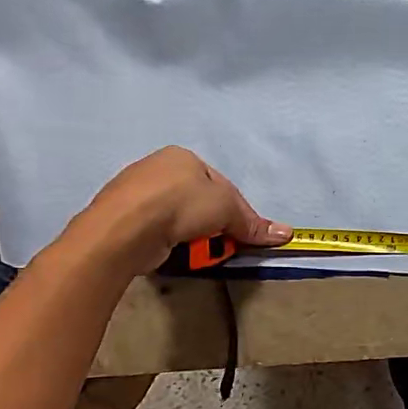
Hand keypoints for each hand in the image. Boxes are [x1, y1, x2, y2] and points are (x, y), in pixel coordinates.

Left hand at [71, 146, 291, 275]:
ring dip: (191, 235)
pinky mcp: (121, 217)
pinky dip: (168, 242)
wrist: (126, 228)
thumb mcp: (227, 210)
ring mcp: (135, 192)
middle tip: (220, 244)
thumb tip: (286, 234)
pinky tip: (172, 252)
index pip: (220, 184)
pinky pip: (157, 231)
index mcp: (182, 157)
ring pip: (178, 217)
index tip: (242, 234)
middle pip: (199, 201)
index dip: (236, 211)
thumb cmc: (181, 205)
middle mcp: (157, 168)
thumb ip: (253, 223)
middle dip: (213, 224)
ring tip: (196, 250)